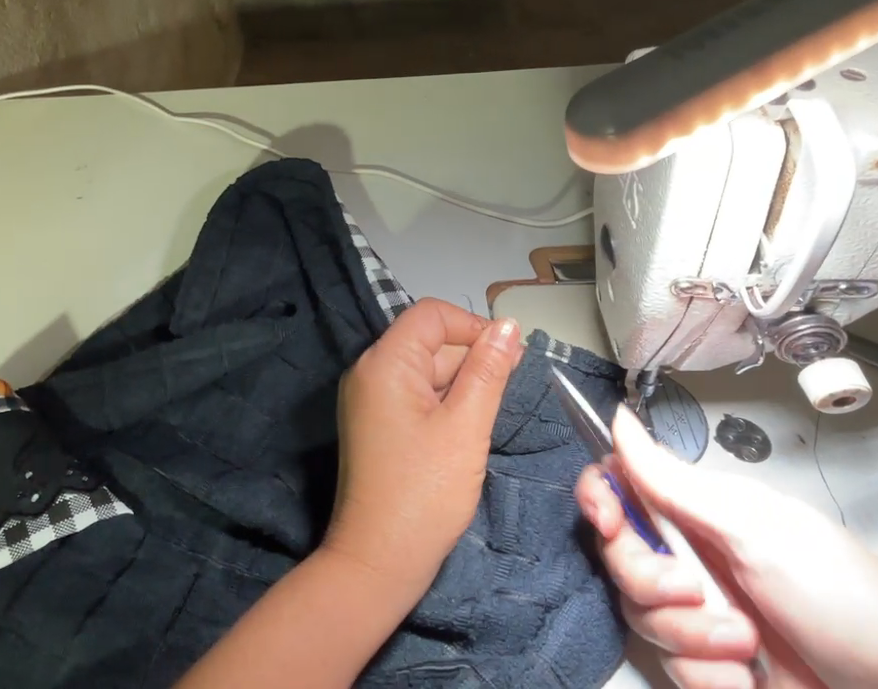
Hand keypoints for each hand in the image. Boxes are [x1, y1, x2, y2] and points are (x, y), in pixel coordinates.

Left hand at [324, 299, 524, 591]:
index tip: (510, 357)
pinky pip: (413, 394)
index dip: (472, 326)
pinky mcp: (374, 423)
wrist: (377, 560)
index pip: (430, 316)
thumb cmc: (425, 492)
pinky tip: (464, 429)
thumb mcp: (466, 427)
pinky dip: (442, 402)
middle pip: (427, 341)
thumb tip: (508, 325)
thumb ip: (488, 371)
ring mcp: (368, 399)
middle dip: (470, 357)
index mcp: (383, 362)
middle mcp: (368, 371)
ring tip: (485, 417)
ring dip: (459, 383)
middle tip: (506, 390)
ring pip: (423, 370)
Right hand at [577, 407, 877, 688]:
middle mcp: (692, 556)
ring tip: (749, 646)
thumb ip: (675, 482)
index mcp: (699, 510)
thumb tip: (619, 419)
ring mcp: (702, 614)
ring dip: (691, 639)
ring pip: (643, 620)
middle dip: (653, 584)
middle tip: (697, 591)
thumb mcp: (756, 530)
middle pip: (620, 559)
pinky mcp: (714, 666)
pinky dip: (711, 680)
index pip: (620, 487)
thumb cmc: (847, 599)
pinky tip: (751, 678)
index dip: (600, 500)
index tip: (610, 522)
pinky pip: (675, 671)